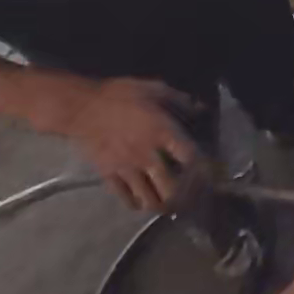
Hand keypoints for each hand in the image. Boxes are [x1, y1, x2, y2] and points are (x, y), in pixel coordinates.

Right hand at [44, 77, 205, 209]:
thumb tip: (202, 109)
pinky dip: (137, 204)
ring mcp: (127, 169)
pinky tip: (143, 202)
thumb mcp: (155, 89)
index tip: (210, 171)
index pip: (189, 156)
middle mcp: (148, 155)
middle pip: (171, 187)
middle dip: (183, 196)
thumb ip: (180, 100)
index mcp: (163, 132)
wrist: (82, 108)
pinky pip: (125, 198)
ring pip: (148, 199)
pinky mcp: (109, 176)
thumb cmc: (121, 95)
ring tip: (170, 204)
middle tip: (190, 197)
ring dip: (162, 205)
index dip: (203, 166)